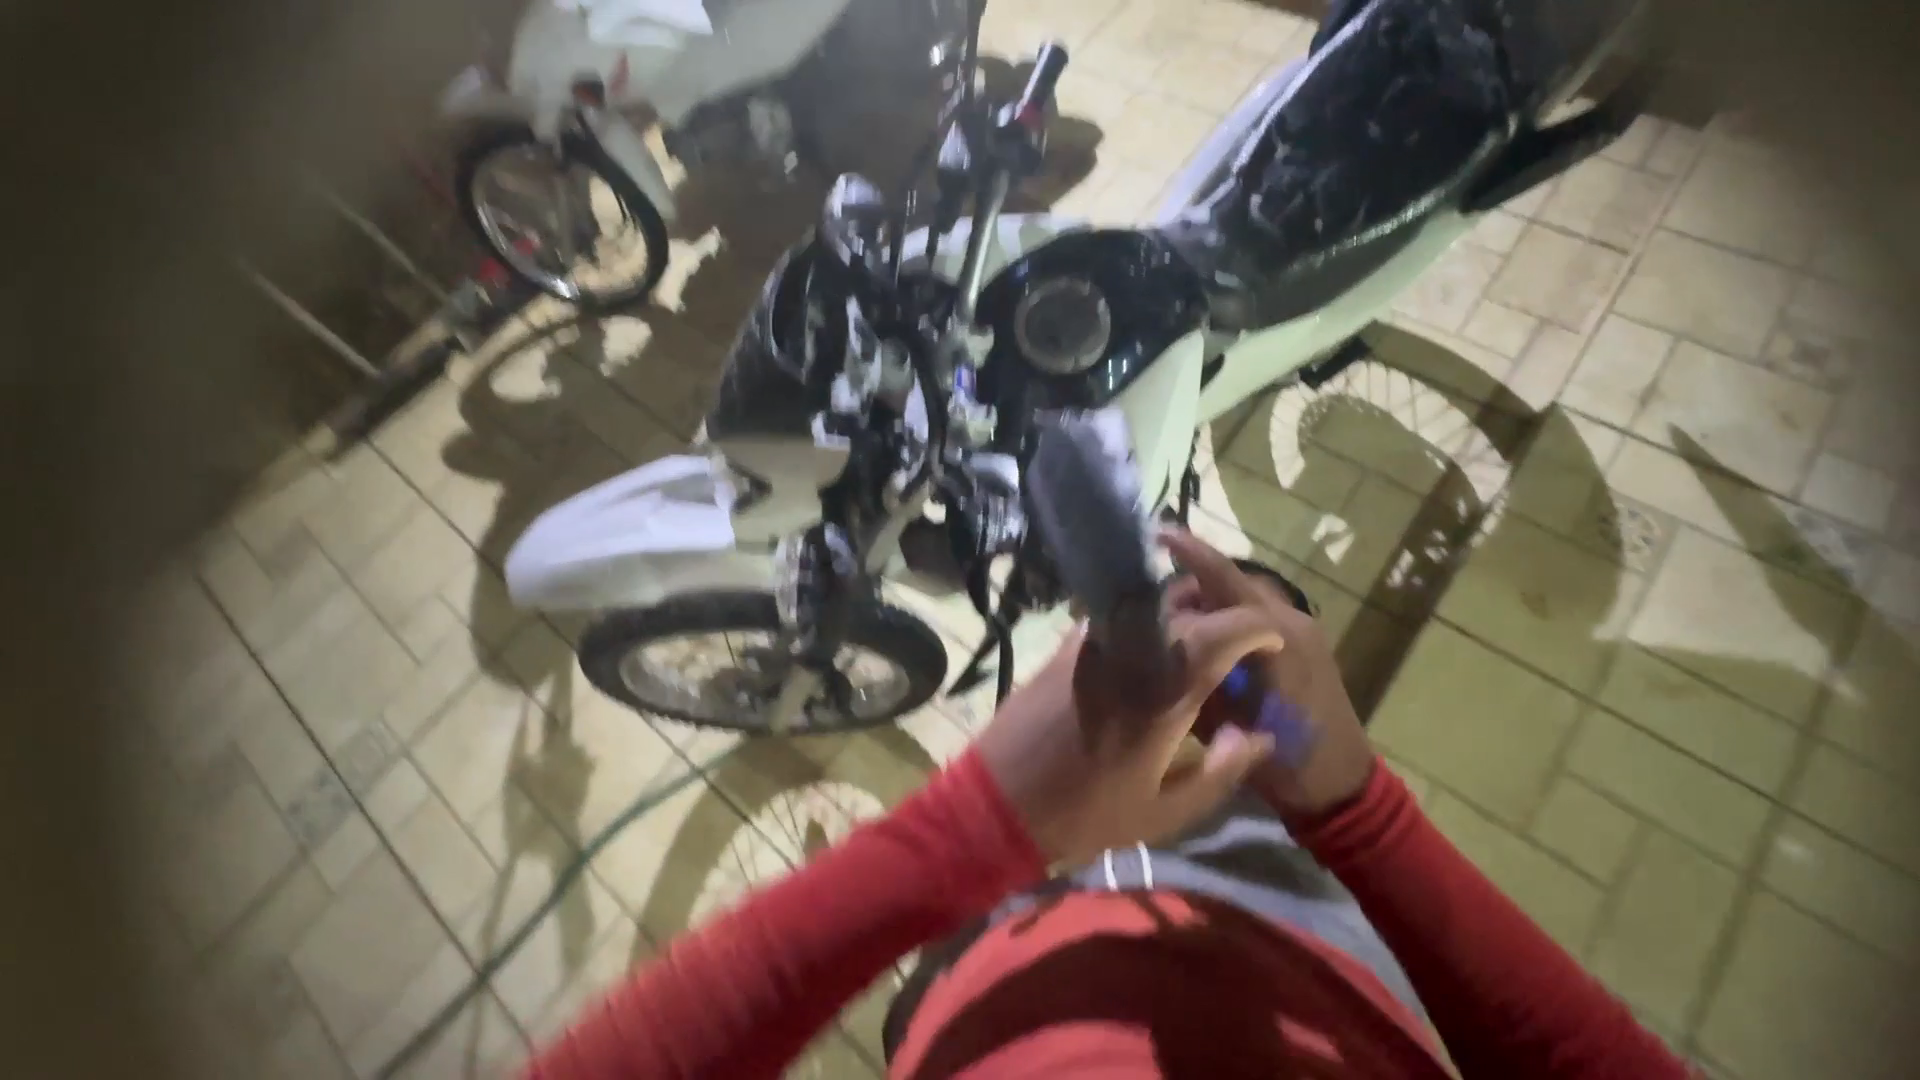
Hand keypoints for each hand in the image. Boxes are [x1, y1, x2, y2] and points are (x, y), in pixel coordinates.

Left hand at [973, 599, 1284, 867]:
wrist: (998, 802)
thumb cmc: (1086, 814)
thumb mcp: (1165, 811)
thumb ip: (1221, 771)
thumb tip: (1257, 734)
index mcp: (1163, 691)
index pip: (1224, 631)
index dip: (1257, 628)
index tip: (1273, 641)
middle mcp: (1131, 652)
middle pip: (1189, 607)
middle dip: (1223, 617)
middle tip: (1240, 643)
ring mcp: (1092, 642)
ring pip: (1150, 604)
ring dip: (1183, 611)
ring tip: (1200, 641)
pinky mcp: (1065, 646)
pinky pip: (1117, 617)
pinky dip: (1144, 620)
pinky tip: (1149, 648)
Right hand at [1162, 529, 1375, 818]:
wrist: (1340, 785)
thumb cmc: (1281, 757)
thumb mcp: (1221, 716)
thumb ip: (1192, 667)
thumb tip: (1161, 634)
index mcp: (1273, 634)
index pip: (1224, 578)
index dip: (1190, 552)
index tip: (1157, 534)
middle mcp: (1291, 619)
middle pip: (1234, 580)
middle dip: (1192, 582)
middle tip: (1153, 603)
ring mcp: (1303, 630)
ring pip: (1247, 596)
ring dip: (1211, 599)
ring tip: (1174, 622)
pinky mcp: (1306, 644)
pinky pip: (1260, 614)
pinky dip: (1229, 615)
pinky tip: (1205, 641)